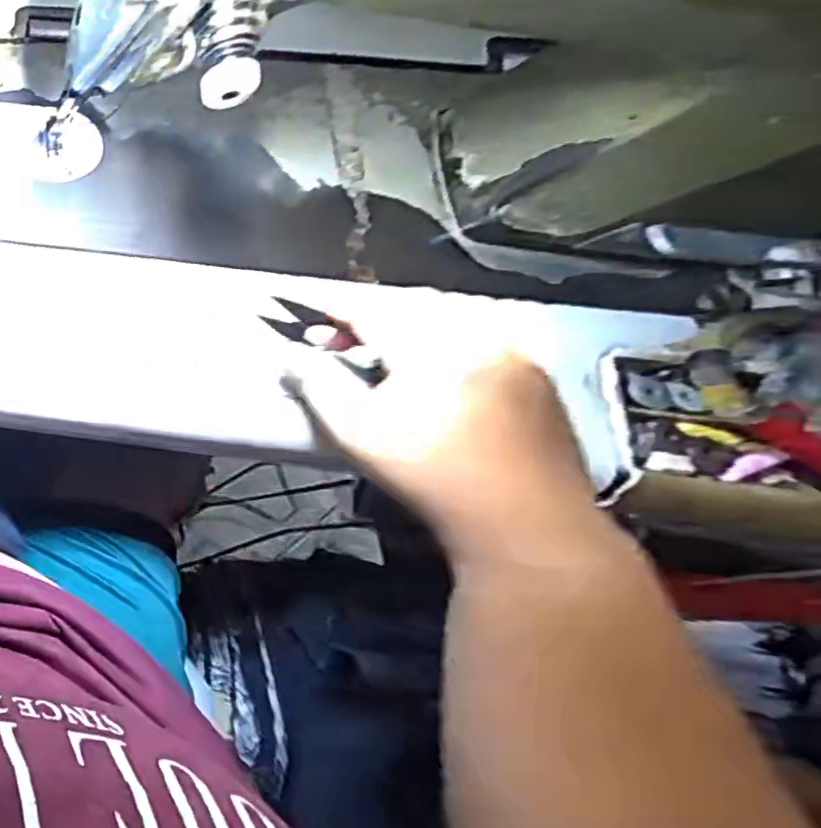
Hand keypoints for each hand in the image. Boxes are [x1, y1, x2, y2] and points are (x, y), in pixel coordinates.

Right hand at [283, 337, 598, 548]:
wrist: (524, 520)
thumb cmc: (430, 472)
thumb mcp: (353, 427)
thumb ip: (317, 383)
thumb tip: (294, 356)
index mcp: (435, 345)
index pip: (371, 309)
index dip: (331, 307)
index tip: (303, 307)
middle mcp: (481, 340)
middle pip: (410, 311)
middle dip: (365, 319)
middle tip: (330, 340)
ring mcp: (515, 360)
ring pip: (446, 327)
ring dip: (402, 335)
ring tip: (372, 359)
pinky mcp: (534, 385)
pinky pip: (475, 348)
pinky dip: (439, 351)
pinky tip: (422, 380)